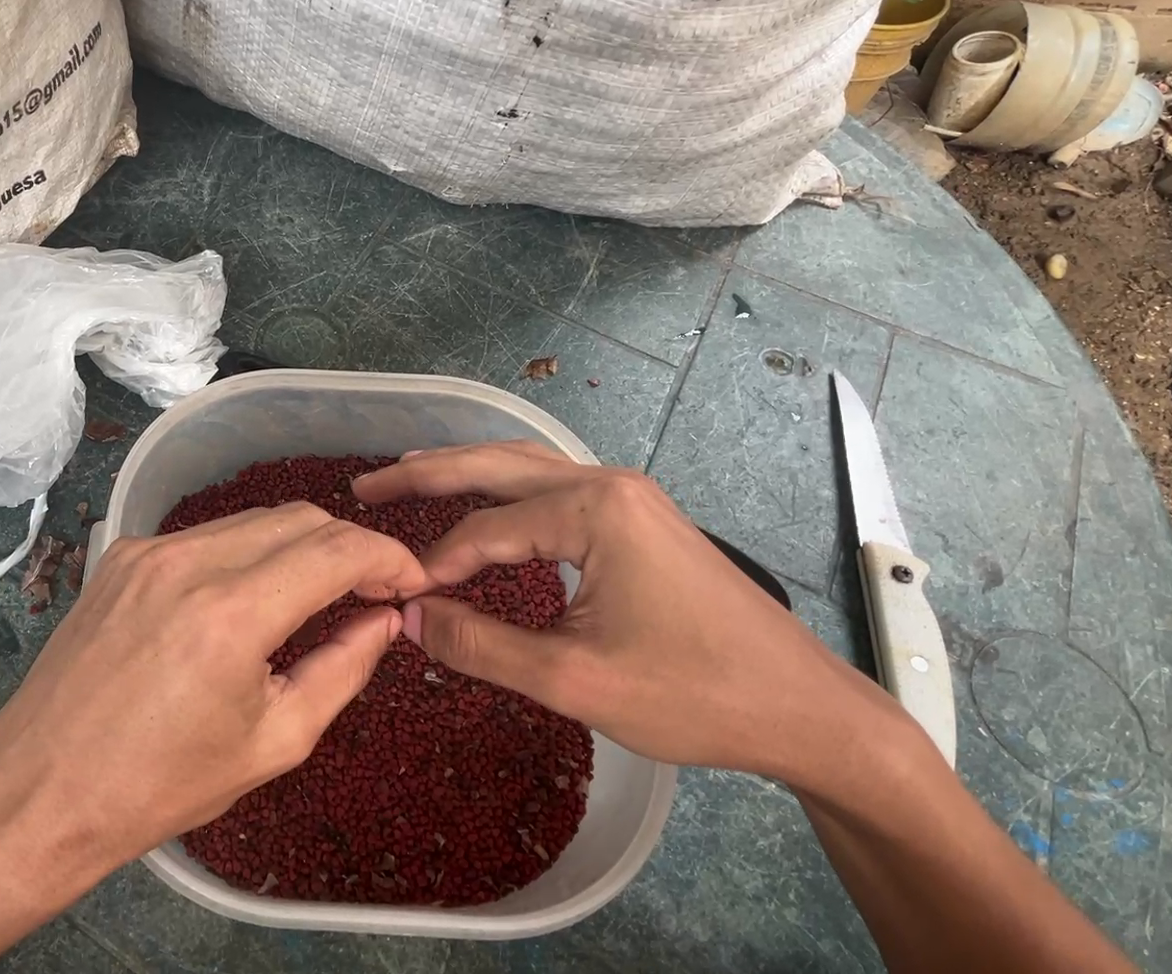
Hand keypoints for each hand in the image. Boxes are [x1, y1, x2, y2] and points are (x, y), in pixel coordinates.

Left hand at [0, 503, 429, 973]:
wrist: (39, 788)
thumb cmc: (160, 785)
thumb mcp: (274, 741)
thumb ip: (342, 668)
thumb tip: (383, 620)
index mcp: (232, 613)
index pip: (338, 549)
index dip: (388, 558)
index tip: (411, 582)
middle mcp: (189, 560)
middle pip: (299, 518)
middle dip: (348, 547)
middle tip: (372, 590)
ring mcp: (148, 550)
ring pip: (253, 520)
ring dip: (300, 545)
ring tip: (319, 592)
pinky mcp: (122, 554)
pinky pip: (207, 534)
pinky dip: (248, 551)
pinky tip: (253, 593)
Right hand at [351, 441, 908, 789]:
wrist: (806, 709)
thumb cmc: (694, 696)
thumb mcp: (573, 679)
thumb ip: (480, 646)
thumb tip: (408, 618)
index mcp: (593, 509)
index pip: (484, 529)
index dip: (434, 565)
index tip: (397, 599)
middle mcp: (608, 483)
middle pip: (496, 463)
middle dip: (425, 473)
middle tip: (365, 485)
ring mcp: (628, 495)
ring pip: (525, 466)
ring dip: (464, 471)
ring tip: (407, 477)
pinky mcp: (638, 516)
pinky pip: (552, 487)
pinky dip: (503, 489)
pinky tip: (481, 503)